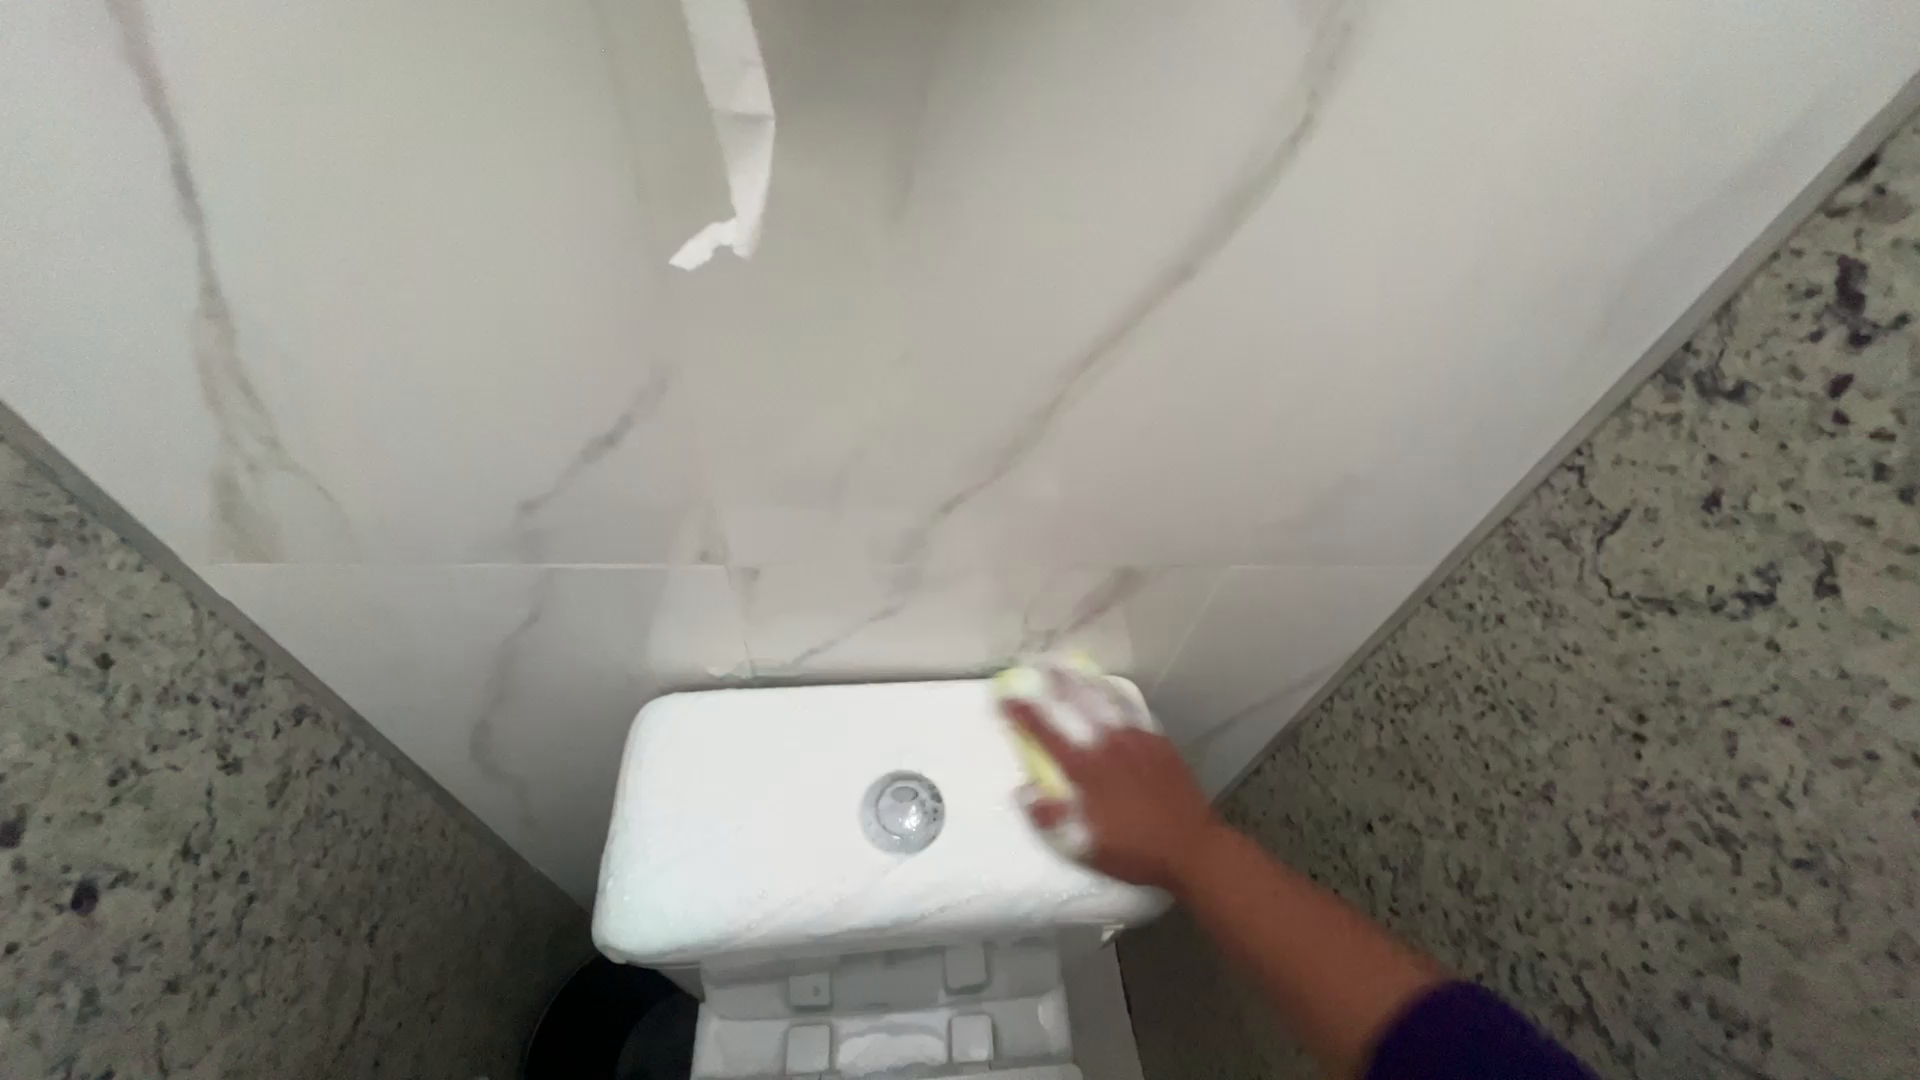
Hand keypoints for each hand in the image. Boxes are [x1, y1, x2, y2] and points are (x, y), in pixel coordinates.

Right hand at [1002, 674, 1225, 891]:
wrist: (1193, 849)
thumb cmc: (1135, 852)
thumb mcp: (1085, 846)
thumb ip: (1050, 818)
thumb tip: (1023, 792)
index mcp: (1086, 770)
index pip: (1046, 734)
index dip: (1023, 714)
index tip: (1006, 696)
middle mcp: (1108, 746)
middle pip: (1078, 705)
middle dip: (1057, 682)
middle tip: (1042, 662)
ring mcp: (1137, 741)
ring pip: (1107, 701)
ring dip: (1087, 682)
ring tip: (1074, 666)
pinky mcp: (1159, 743)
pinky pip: (1135, 711)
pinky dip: (1119, 697)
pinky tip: (1115, 691)